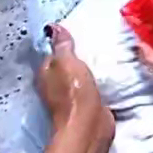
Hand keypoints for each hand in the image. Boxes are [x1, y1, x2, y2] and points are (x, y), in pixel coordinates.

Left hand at [38, 25, 113, 145]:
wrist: (89, 126)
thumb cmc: (74, 91)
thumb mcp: (67, 61)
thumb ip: (61, 44)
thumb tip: (51, 27)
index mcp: (44, 73)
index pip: (51, 52)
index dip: (62, 42)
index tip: (77, 31)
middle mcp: (53, 85)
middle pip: (65, 65)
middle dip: (77, 55)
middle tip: (93, 40)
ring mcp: (70, 97)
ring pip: (78, 76)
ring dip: (88, 68)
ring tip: (103, 53)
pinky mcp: (86, 105)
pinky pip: (91, 86)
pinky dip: (97, 80)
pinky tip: (108, 72)